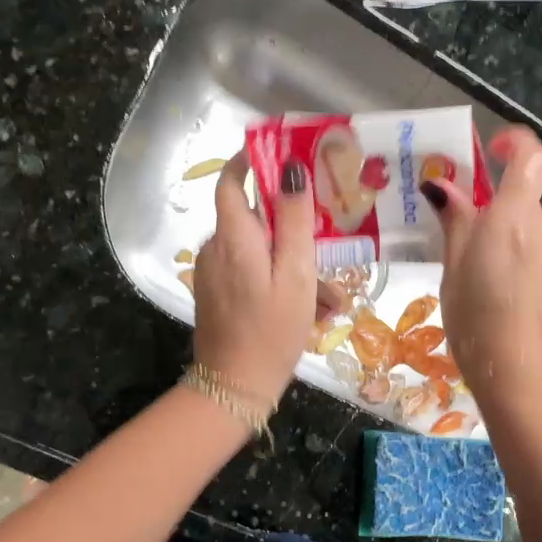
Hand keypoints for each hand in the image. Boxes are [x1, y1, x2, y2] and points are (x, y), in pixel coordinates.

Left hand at [192, 153, 329, 405]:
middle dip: (290, 227)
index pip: (232, 181)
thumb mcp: (295, 274)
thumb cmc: (271, 330)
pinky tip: (310, 310)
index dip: (251, 161)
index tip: (281, 154)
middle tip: (327, 240)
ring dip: (291, 264)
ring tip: (328, 296)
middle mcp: (216, 249)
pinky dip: (278, 282)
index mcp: (233, 237)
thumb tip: (292, 169)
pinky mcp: (218, 297)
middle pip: (253, 219)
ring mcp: (214, 275)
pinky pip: (251, 275)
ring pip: (257, 251)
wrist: (234, 386)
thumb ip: (295, 220)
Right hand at [430, 126, 541, 416]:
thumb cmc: (478, 326)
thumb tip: (440, 185)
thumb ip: (455, 223)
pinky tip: (520, 307)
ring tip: (495, 294)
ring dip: (517, 249)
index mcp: (513, 217)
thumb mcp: (453, 274)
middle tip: (471, 260)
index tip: (494, 150)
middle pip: (525, 205)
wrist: (529, 382)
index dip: (514, 143)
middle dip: (499, 220)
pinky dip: (534, 270)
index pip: (528, 156)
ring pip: (537, 236)